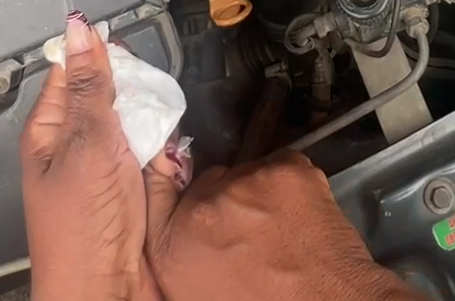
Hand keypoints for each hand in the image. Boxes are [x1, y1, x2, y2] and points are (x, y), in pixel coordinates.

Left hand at [21, 12, 182, 300]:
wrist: (109, 289)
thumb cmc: (83, 220)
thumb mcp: (87, 141)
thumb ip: (90, 83)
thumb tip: (78, 28)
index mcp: (50, 127)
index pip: (73, 69)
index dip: (100, 54)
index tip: (127, 51)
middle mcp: (76, 138)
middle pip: (112, 90)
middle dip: (136, 93)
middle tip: (140, 109)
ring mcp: (106, 158)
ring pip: (137, 114)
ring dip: (153, 120)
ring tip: (153, 142)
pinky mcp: (132, 176)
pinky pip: (153, 143)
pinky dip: (164, 145)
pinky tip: (166, 156)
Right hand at [144, 152, 420, 300]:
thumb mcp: (198, 292)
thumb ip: (181, 251)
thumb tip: (186, 220)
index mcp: (171, 245)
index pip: (155, 189)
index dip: (171, 186)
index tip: (190, 195)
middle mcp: (203, 202)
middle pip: (209, 182)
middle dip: (223, 201)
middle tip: (245, 235)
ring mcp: (249, 179)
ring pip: (248, 173)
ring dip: (258, 194)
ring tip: (277, 229)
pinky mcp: (288, 166)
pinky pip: (281, 166)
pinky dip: (288, 186)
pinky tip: (298, 217)